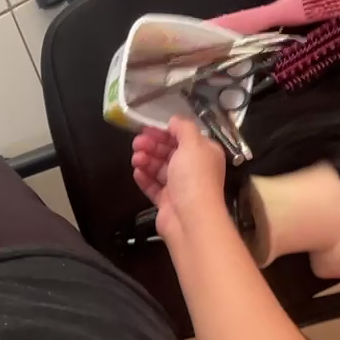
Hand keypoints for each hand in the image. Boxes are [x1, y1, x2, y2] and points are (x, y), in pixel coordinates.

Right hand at [131, 116, 228, 240]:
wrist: (190, 218)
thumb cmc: (195, 179)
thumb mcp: (192, 144)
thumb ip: (183, 128)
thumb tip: (175, 121)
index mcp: (204, 153)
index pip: (183, 138)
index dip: (165, 132)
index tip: (147, 129)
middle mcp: (194, 169)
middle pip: (170, 153)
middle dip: (152, 146)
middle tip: (136, 143)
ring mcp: (180, 187)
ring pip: (160, 170)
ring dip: (147, 161)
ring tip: (135, 158)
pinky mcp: (167, 202)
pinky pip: (154, 188)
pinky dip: (145, 179)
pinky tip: (136, 172)